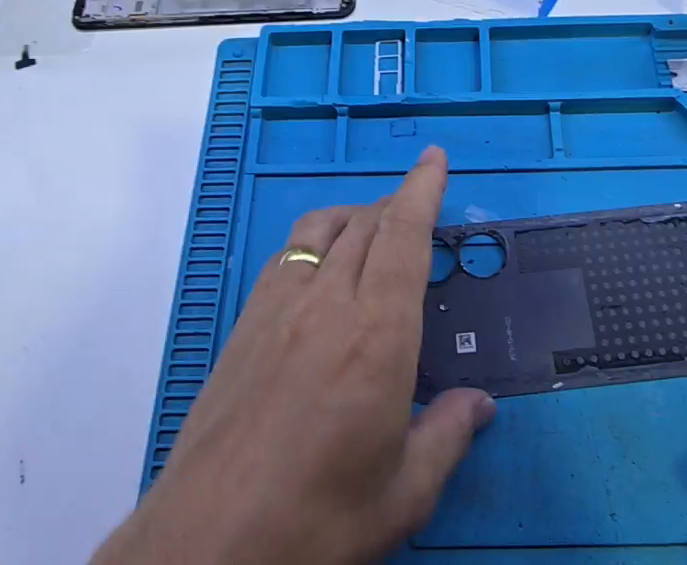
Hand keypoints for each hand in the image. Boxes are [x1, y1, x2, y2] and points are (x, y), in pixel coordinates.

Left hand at [98, 147, 493, 564]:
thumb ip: (448, 436)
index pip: (404, 238)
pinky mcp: (243, 327)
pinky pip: (285, 258)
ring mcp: (277, 310)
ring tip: (373, 225)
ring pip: (319, 229)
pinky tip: (320, 266)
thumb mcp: (404, 492)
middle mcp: (326, 305)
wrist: (208, 542)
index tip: (435, 160)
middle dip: (396, 203)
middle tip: (419, 206)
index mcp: (377, 336)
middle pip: (364, 224)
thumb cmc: (317, 518)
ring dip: (353, 214)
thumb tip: (479, 405)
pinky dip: (313, 241)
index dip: (423, 191)